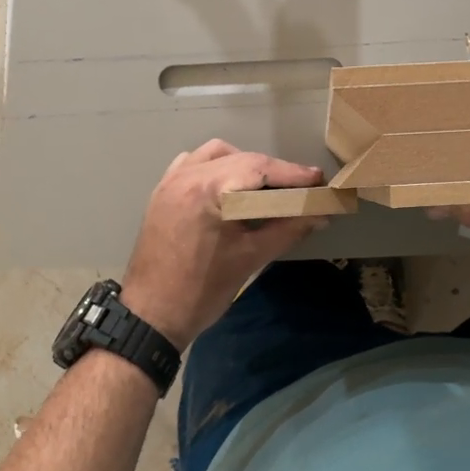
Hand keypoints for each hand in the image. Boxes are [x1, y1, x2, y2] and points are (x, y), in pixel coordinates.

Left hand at [120, 140, 328, 348]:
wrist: (150, 317)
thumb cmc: (202, 291)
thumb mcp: (250, 259)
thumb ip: (287, 229)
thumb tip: (319, 215)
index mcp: (209, 190)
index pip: (259, 168)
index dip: (292, 172)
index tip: (318, 179)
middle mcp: (188, 175)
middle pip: (241, 157)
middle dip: (272, 170)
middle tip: (299, 187)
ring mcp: (171, 181)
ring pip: (216, 154)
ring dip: (243, 163)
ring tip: (263, 187)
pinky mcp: (162, 192)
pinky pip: (192, 163)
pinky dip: (215, 167)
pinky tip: (227, 187)